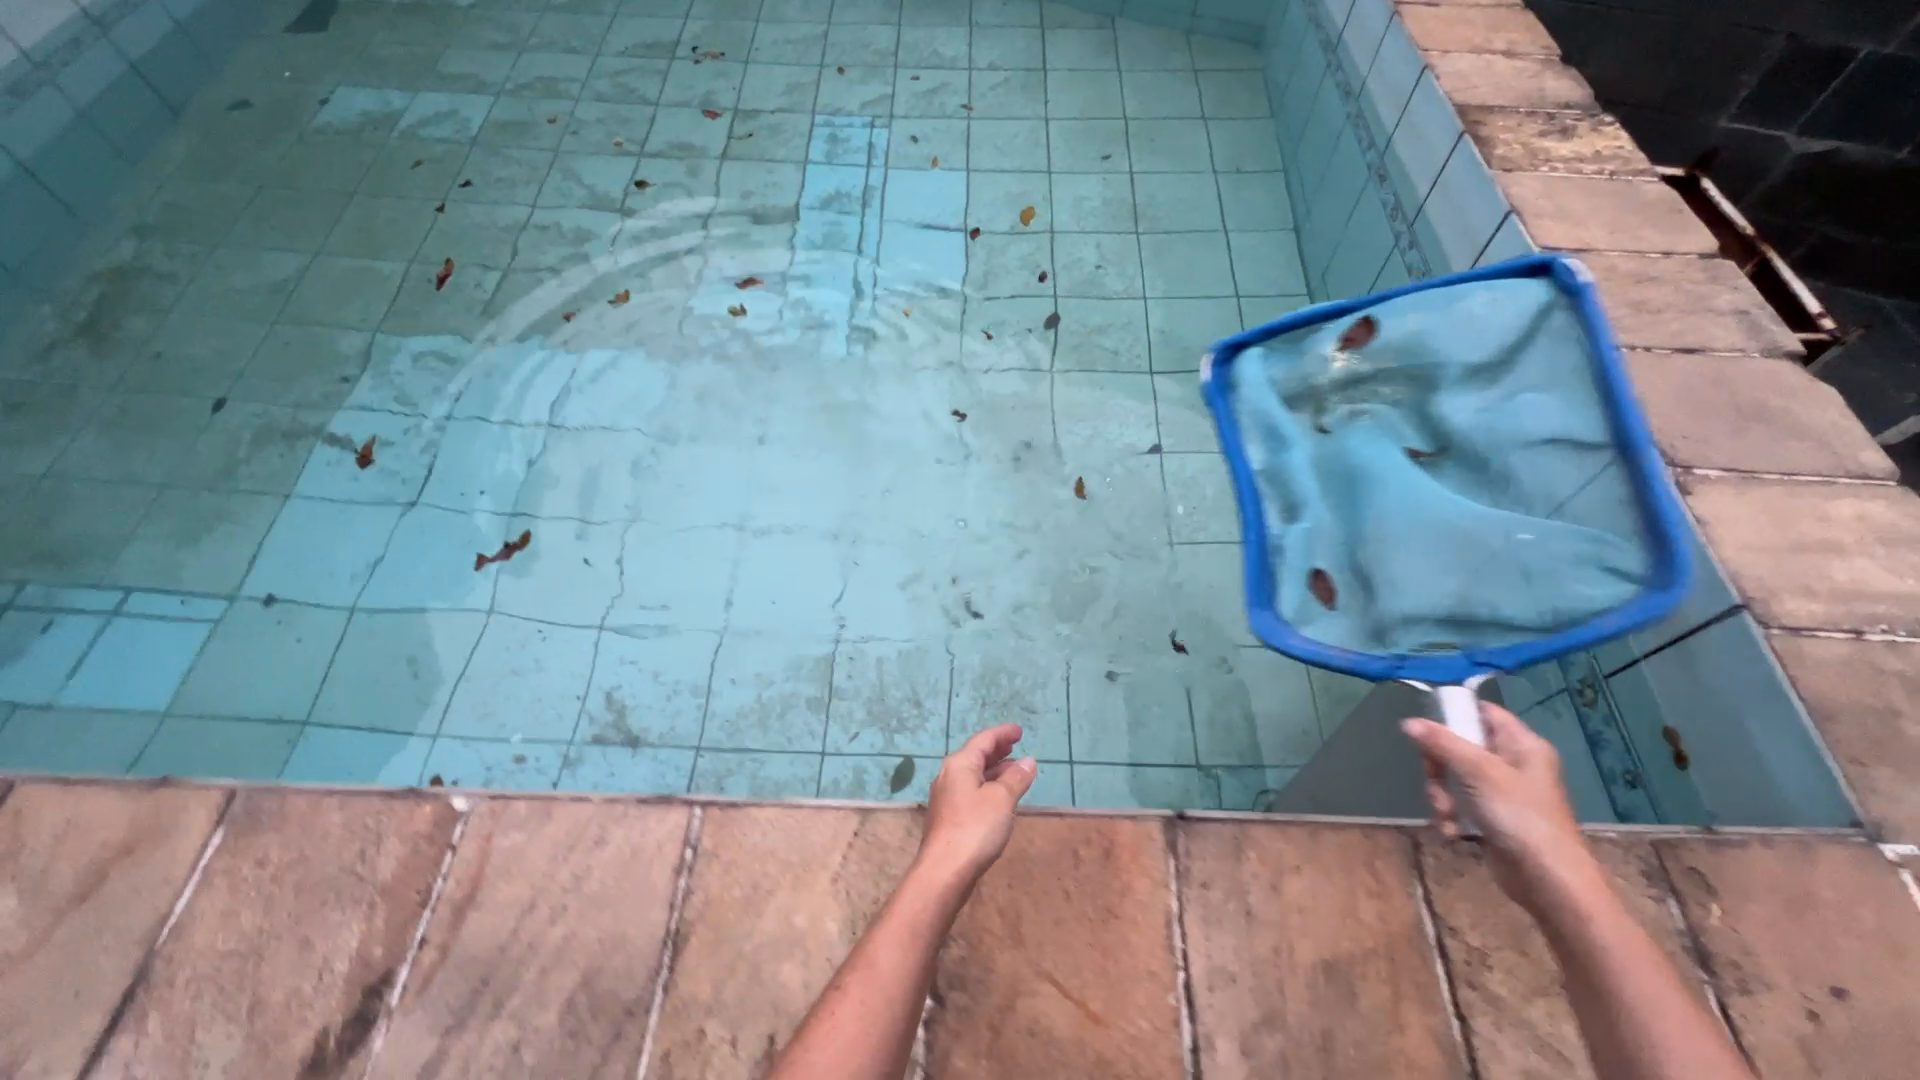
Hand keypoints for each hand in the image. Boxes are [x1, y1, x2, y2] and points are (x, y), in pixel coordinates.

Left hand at [920, 724, 1037, 882]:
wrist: (944, 871)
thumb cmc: (975, 828)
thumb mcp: (1002, 799)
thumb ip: (1016, 777)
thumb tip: (1028, 761)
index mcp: (960, 764)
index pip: (983, 740)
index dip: (1003, 734)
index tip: (1020, 731)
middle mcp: (949, 776)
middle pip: (975, 756)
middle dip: (996, 750)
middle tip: (1015, 747)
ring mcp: (946, 798)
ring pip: (973, 775)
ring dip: (993, 770)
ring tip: (1014, 771)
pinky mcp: (948, 818)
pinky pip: (971, 791)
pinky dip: (987, 787)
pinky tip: (999, 799)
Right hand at [1401, 701, 1590, 906]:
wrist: (1547, 878)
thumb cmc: (1519, 815)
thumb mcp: (1477, 771)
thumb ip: (1442, 743)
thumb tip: (1408, 723)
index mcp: (1521, 745)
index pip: (1483, 712)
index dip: (1454, 714)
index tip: (1426, 728)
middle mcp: (1513, 763)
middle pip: (1460, 746)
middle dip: (1439, 768)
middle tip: (1435, 782)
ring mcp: (1502, 792)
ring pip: (1454, 777)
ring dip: (1442, 796)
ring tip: (1446, 815)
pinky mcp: (1493, 817)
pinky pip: (1460, 804)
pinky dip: (1451, 816)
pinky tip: (1452, 831)